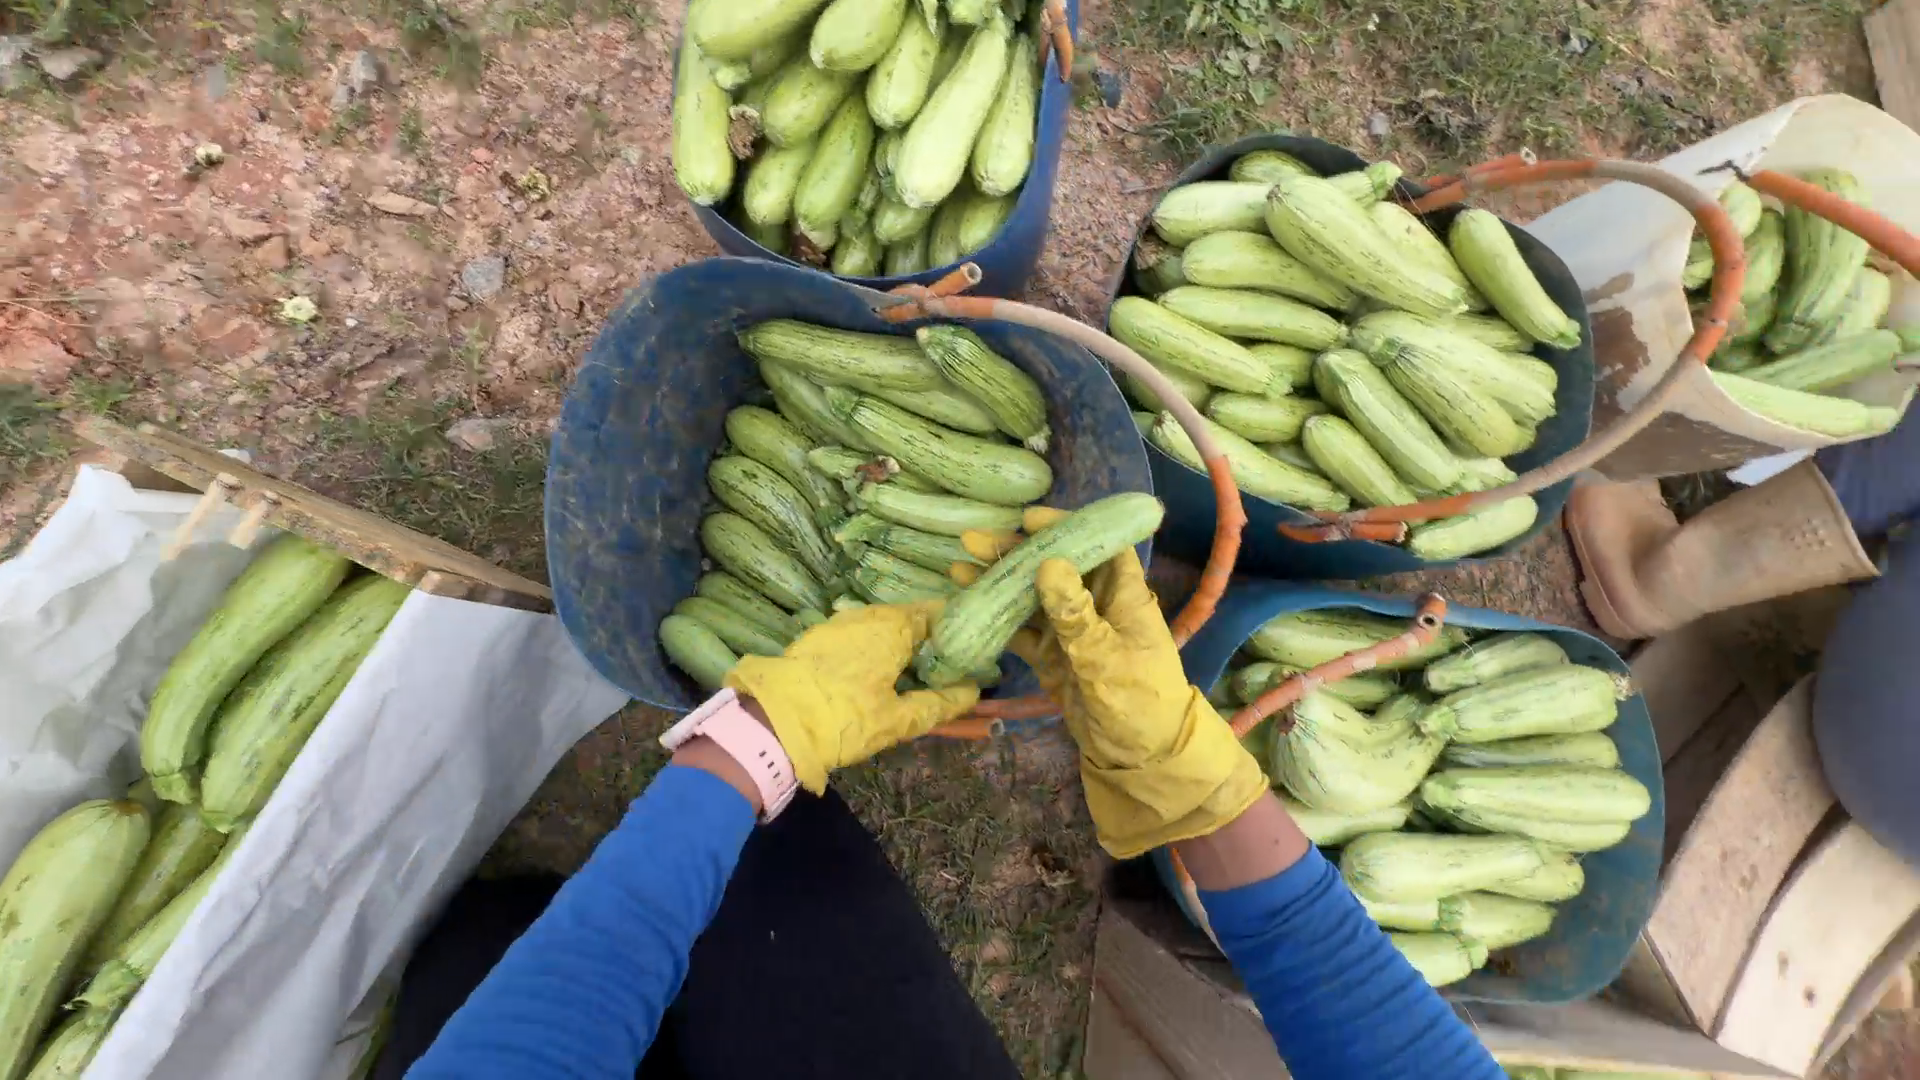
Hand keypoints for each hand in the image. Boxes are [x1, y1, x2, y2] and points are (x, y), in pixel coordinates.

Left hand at [724, 601, 979, 793]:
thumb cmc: (845, 718)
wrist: (774, 722)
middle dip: (927, 640)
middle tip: (939, 671)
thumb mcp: (899, 719)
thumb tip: (973, 691)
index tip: (966, 654)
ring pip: (881, 625)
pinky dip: (872, 647)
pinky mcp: (818, 635)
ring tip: (907, 675)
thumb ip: (940, 703)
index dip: (955, 631)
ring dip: (897, 643)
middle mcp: (869, 613)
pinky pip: (857, 633)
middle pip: (909, 618)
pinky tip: (870, 675)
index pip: (938, 613)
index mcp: (895, 625)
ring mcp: (839, 621)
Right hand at [958, 512, 1265, 857]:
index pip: (1097, 546)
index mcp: (1122, 597)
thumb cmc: (1140, 704)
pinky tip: (969, 607)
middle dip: (1016, 553)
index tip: (1028, 519)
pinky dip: (997, 620)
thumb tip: (1049, 564)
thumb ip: (1075, 616)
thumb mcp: (1107, 660)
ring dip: (998, 583)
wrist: (1143, 759)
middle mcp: (1094, 605)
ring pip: (1030, 597)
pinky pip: (1021, 631)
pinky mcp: (1052, 656)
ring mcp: (1071, 631)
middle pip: (1054, 567)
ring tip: (960, 568)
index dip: (1066, 527)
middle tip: (975, 543)